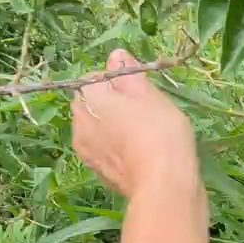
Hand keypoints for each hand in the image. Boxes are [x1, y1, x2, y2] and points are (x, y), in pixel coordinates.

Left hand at [71, 49, 198, 203]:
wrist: (164, 186)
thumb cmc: (159, 133)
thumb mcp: (150, 94)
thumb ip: (129, 73)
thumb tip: (117, 56)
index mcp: (88, 96)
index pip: (98, 79)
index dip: (121, 84)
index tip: (143, 95)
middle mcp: (79, 121)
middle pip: (95, 105)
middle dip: (114, 107)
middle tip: (146, 116)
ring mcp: (86, 151)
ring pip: (100, 130)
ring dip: (115, 130)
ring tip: (145, 139)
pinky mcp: (99, 173)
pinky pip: (107, 153)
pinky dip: (119, 152)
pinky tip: (141, 158)